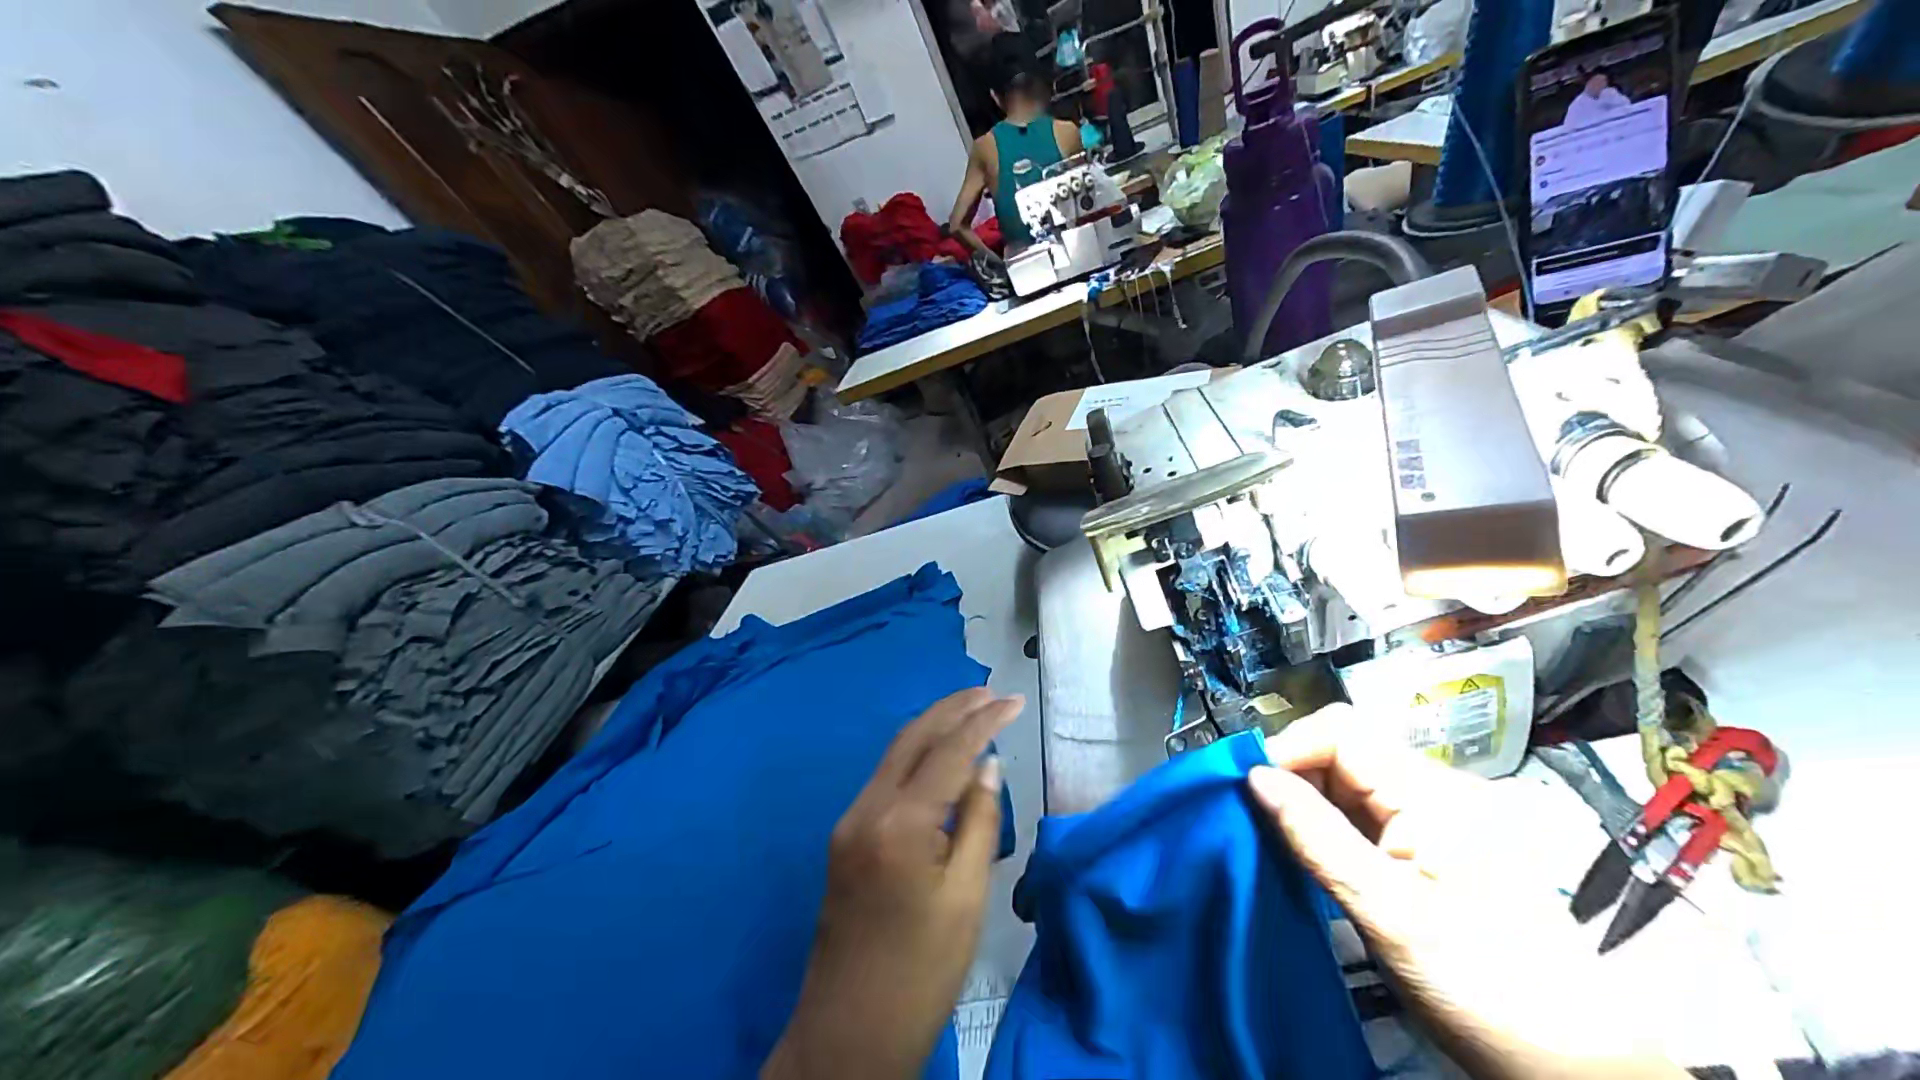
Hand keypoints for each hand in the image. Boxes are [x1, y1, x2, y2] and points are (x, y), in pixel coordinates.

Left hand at [762, 687, 1021, 1079]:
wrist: (849, 1032)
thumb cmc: (922, 972)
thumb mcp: (967, 897)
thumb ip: (978, 822)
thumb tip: (986, 766)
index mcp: (898, 824)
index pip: (948, 752)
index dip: (984, 721)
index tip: (1014, 701)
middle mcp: (865, 809)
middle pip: (911, 738)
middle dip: (952, 709)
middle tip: (990, 691)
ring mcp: (848, 822)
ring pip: (895, 755)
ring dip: (933, 729)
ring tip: (972, 712)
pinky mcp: (845, 838)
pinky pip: (886, 780)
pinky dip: (917, 758)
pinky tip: (942, 758)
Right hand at [1248, 705, 1688, 1079]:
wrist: (1572, 1066)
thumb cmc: (1487, 989)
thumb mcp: (1391, 914)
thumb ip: (1318, 838)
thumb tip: (1254, 777)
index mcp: (1437, 795)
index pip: (1342, 732)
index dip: (1288, 748)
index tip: (1248, 788)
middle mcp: (1435, 792)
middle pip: (1341, 750)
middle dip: (1291, 776)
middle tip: (1255, 818)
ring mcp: (1432, 818)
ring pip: (1345, 781)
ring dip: (1303, 801)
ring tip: (1275, 838)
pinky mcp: (1425, 845)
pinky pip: (1358, 812)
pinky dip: (1324, 824)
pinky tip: (1308, 852)